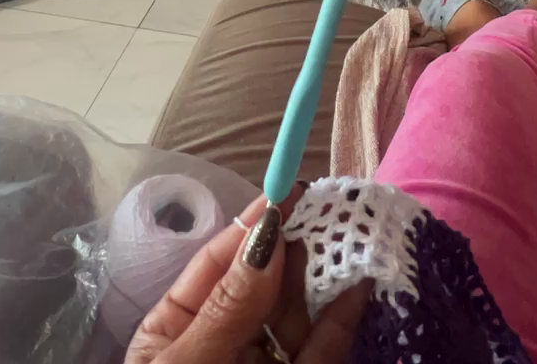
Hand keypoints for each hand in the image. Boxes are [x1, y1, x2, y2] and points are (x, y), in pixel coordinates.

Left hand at [125, 192, 370, 362]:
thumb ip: (229, 308)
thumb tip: (268, 238)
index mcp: (178, 329)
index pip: (220, 262)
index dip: (255, 225)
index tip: (290, 189)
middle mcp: (224, 342)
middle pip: (265, 283)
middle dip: (298, 243)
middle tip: (335, 205)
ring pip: (297, 314)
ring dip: (325, 275)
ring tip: (354, 235)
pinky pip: (320, 352)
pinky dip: (341, 321)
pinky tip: (358, 287)